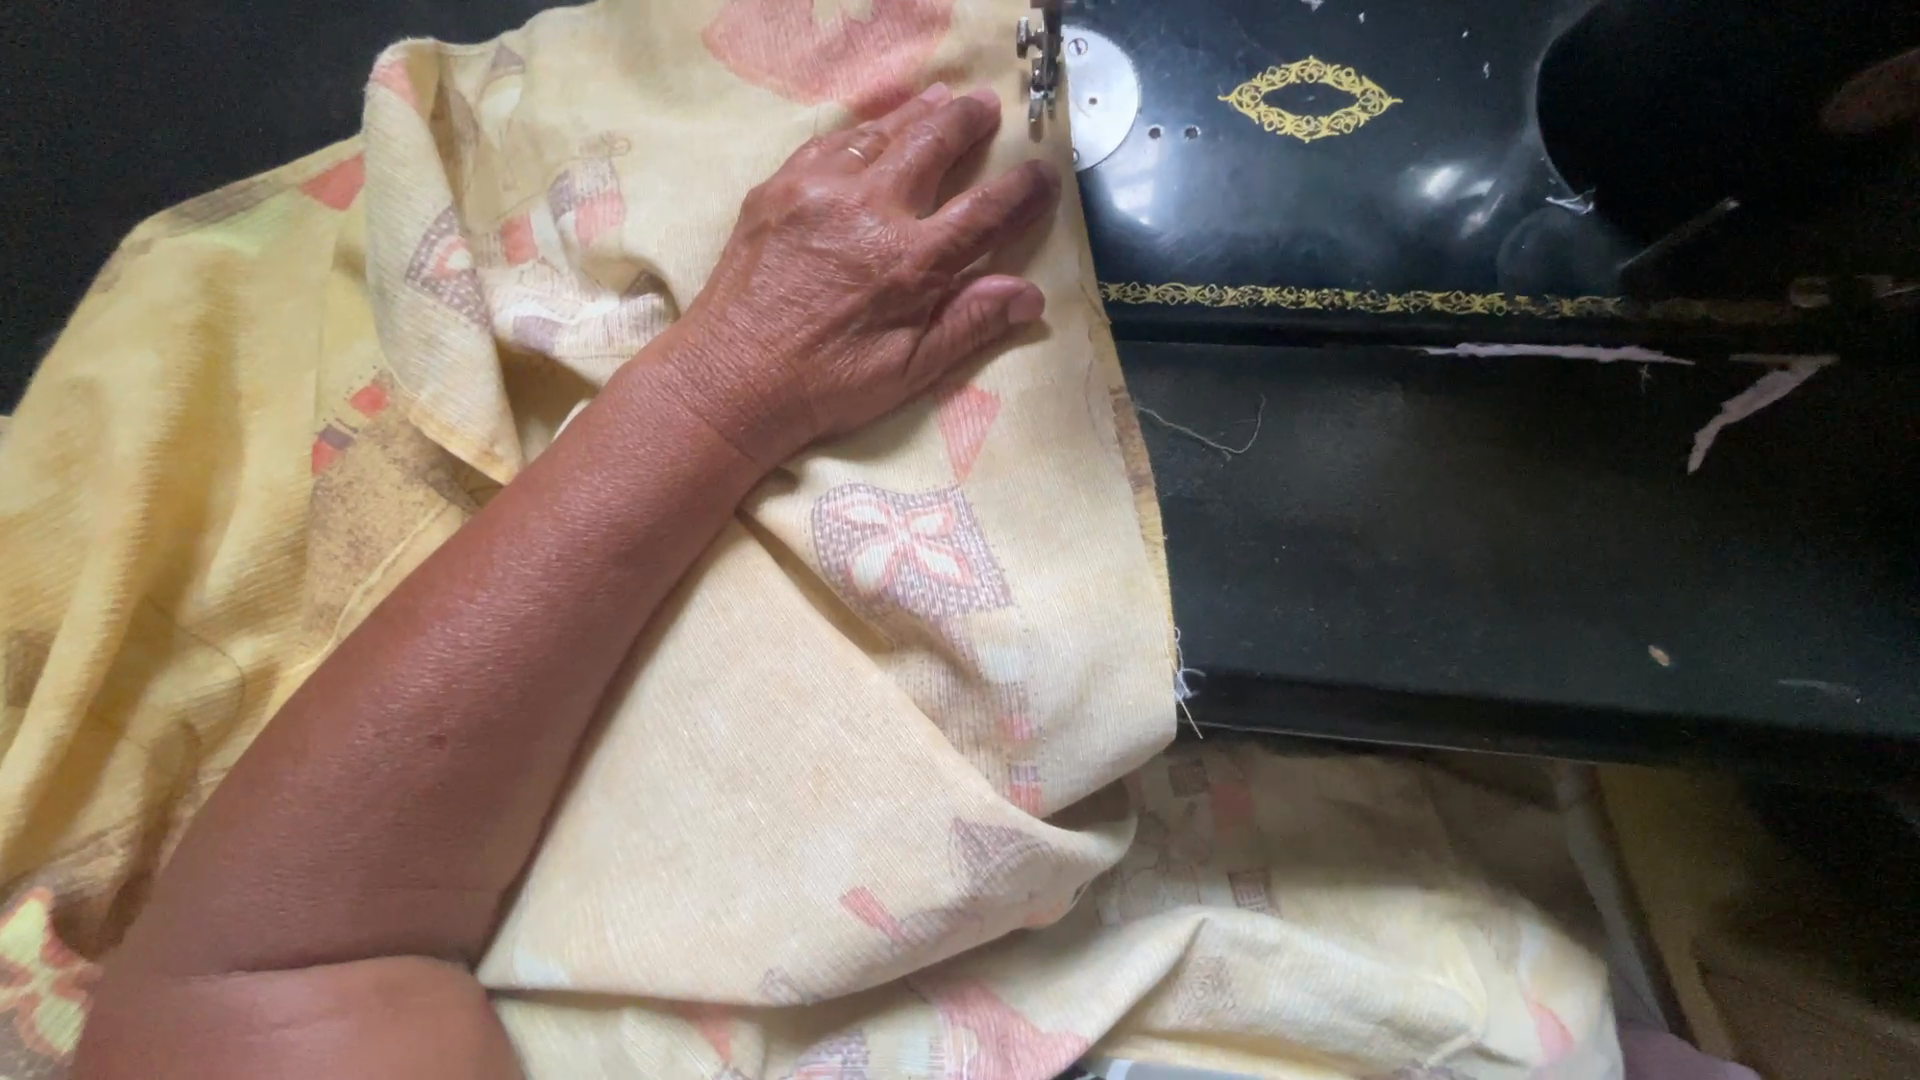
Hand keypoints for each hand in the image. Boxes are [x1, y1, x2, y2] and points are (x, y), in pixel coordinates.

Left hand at [653, 83, 1061, 467]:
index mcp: (909, 263)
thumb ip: (968, 325)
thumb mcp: (908, 371)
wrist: (731, 380)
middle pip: (932, 144)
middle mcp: (869, 210)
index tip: (1043, 173)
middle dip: (967, 121)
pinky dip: (861, 129)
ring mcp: (818, 190)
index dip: (1022, 190)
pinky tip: (872, 129)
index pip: (984, 212)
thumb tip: (1030, 295)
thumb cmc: (827, 386)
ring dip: (918, 113)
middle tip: (986, 107)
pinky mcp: (778, 188)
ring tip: (940, 101)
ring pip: (881, 132)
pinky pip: (829, 142)